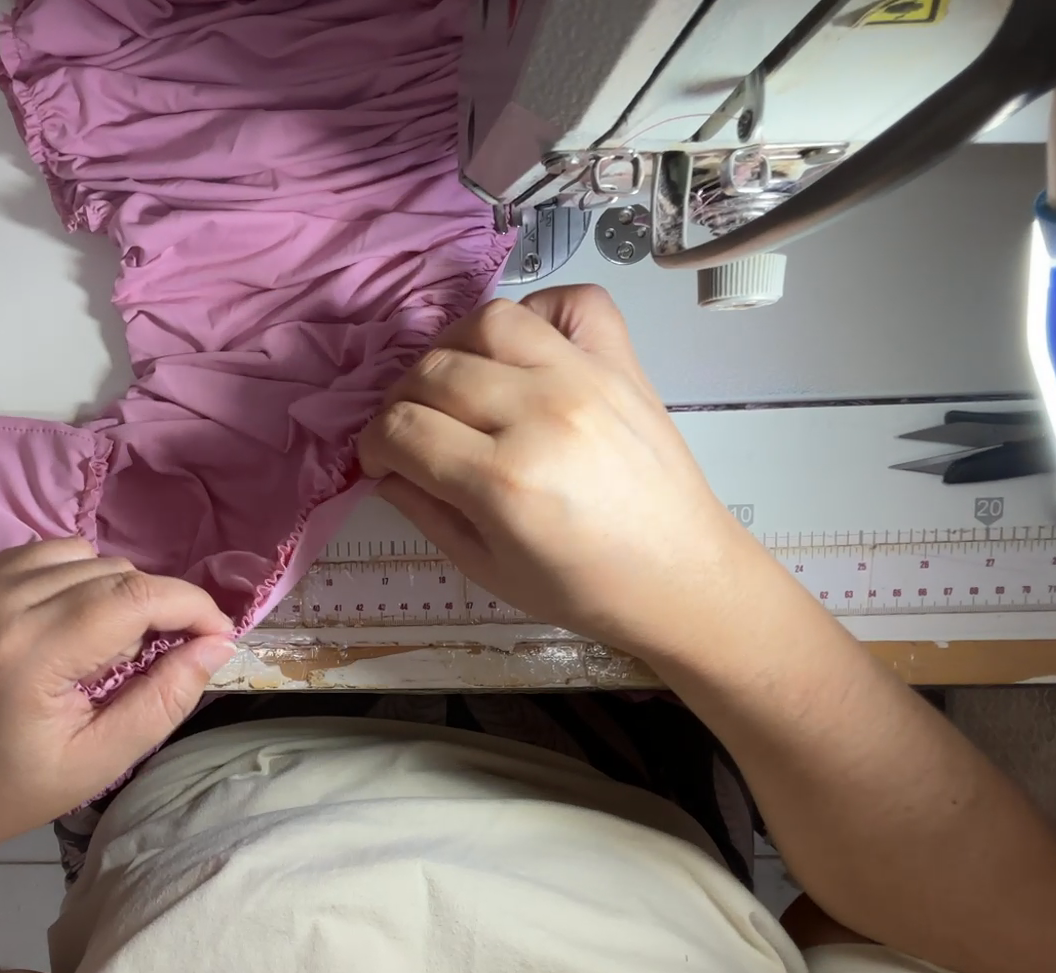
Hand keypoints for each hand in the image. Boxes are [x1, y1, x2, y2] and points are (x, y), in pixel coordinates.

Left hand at [0, 540, 236, 870]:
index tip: (218, 633)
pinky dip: (71, 577)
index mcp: (27, 653)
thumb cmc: (8, 792)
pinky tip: (68, 621)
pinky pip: (37, 555)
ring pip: (78, 554)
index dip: (190, 605)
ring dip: (113, 588)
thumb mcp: (99, 762)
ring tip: (108, 642)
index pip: (134, 596)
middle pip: (111, 571)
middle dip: (155, 604)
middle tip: (160, 654)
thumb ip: (163, 700)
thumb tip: (216, 645)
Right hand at [357, 285, 775, 662]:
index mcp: (502, 480)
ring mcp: (586, 377)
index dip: (373, 445)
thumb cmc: (580, 589)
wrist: (682, 578)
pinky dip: (536, 314)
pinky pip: (571, 300)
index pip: (401, 429)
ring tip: (457, 386)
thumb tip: (384, 469)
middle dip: (401, 403)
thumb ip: (423, 512)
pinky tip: (524, 355)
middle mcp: (540, 413)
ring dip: (453, 350)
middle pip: (432, 373)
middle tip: (413, 433)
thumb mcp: (484, 568)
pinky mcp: (622, 361)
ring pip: (488, 321)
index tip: (380, 462)